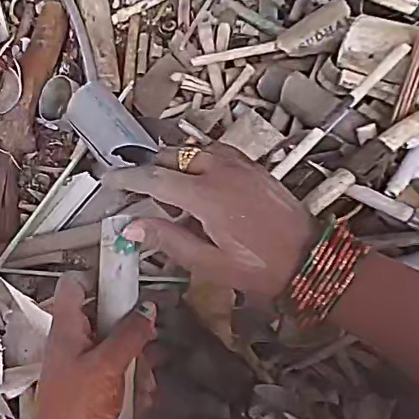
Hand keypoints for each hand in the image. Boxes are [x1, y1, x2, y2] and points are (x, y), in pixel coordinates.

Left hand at [18, 274, 155, 418]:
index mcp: (66, 330)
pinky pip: (117, 373)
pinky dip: (130, 383)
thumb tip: (146, 311)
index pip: (77, 285)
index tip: (128, 268)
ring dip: (136, 364)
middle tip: (145, 345)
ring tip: (142, 384)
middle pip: (106, 318)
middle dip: (132, 333)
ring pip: (116, 347)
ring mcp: (81, 366)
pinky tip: (138, 399)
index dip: (101, 274)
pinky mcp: (90, 388)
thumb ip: (130, 335)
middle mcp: (71, 344)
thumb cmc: (73, 418)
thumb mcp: (109, 368)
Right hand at [102, 144, 314, 296]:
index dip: (127, 178)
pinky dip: (198, 161)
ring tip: (169, 193)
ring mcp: (241, 166)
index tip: (110, 180)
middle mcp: (223, 173)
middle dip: (149, 170)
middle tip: (136, 190)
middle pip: (171, 158)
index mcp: (208, 197)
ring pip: (193, 151)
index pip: (154, 178)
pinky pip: (217, 152)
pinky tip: (199, 182)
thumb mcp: (209, 264)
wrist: (308, 259)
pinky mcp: (253, 168)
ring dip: (174, 165)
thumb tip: (134, 227)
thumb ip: (169, 241)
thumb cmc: (264, 266)